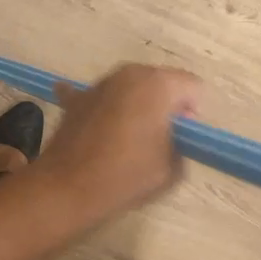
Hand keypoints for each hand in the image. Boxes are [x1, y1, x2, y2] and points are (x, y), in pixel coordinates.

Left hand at [34, 64, 201, 223]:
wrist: (68, 186)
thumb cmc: (126, 175)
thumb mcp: (171, 167)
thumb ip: (182, 143)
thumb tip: (173, 135)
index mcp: (158, 85)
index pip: (192, 86)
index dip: (193, 112)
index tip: (183, 136)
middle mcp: (130, 73)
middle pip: (162, 82)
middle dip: (165, 104)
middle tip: (159, 138)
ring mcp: (101, 82)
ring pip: (132, 87)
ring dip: (136, 104)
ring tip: (129, 137)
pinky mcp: (78, 97)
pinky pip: (101, 97)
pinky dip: (105, 107)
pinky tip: (100, 123)